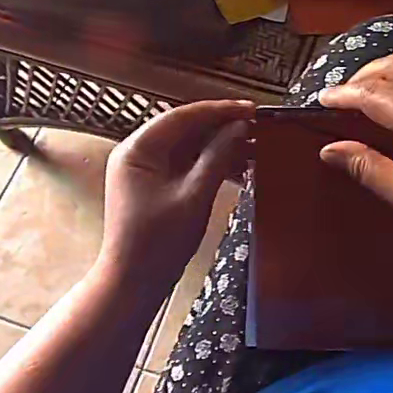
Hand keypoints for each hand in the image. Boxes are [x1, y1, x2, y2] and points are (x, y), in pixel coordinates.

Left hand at [99, 99, 253, 282]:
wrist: (134, 283)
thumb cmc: (158, 242)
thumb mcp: (194, 196)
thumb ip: (218, 157)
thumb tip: (240, 128)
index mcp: (138, 150)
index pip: (182, 117)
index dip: (219, 111)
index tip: (251, 109)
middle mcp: (138, 153)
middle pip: (186, 129)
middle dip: (222, 127)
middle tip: (258, 127)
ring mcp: (147, 170)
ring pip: (190, 146)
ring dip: (221, 146)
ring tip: (255, 148)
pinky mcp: (157, 185)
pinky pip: (189, 164)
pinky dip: (213, 164)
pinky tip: (241, 168)